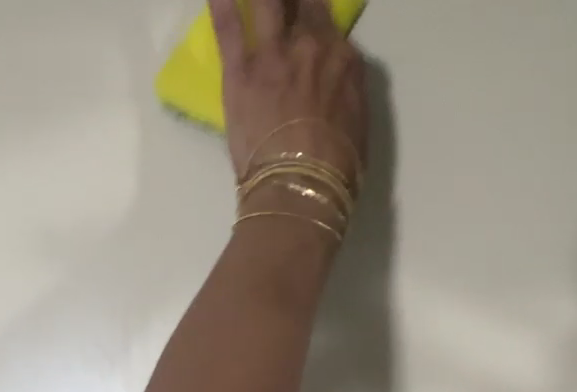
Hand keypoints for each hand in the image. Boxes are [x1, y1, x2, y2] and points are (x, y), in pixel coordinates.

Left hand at [211, 0, 367, 183]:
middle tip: (281, 3)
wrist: (301, 188)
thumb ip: (345, 94)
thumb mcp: (356, 126)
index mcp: (344, 61)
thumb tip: (334, 88)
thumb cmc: (336, 171)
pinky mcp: (241, 73)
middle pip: (298, 3)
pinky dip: (220, 5)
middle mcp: (311, 46)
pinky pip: (228, 27)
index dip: (312, 12)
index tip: (304, 12)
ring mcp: (274, 55)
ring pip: (265, 3)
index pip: (326, 20)